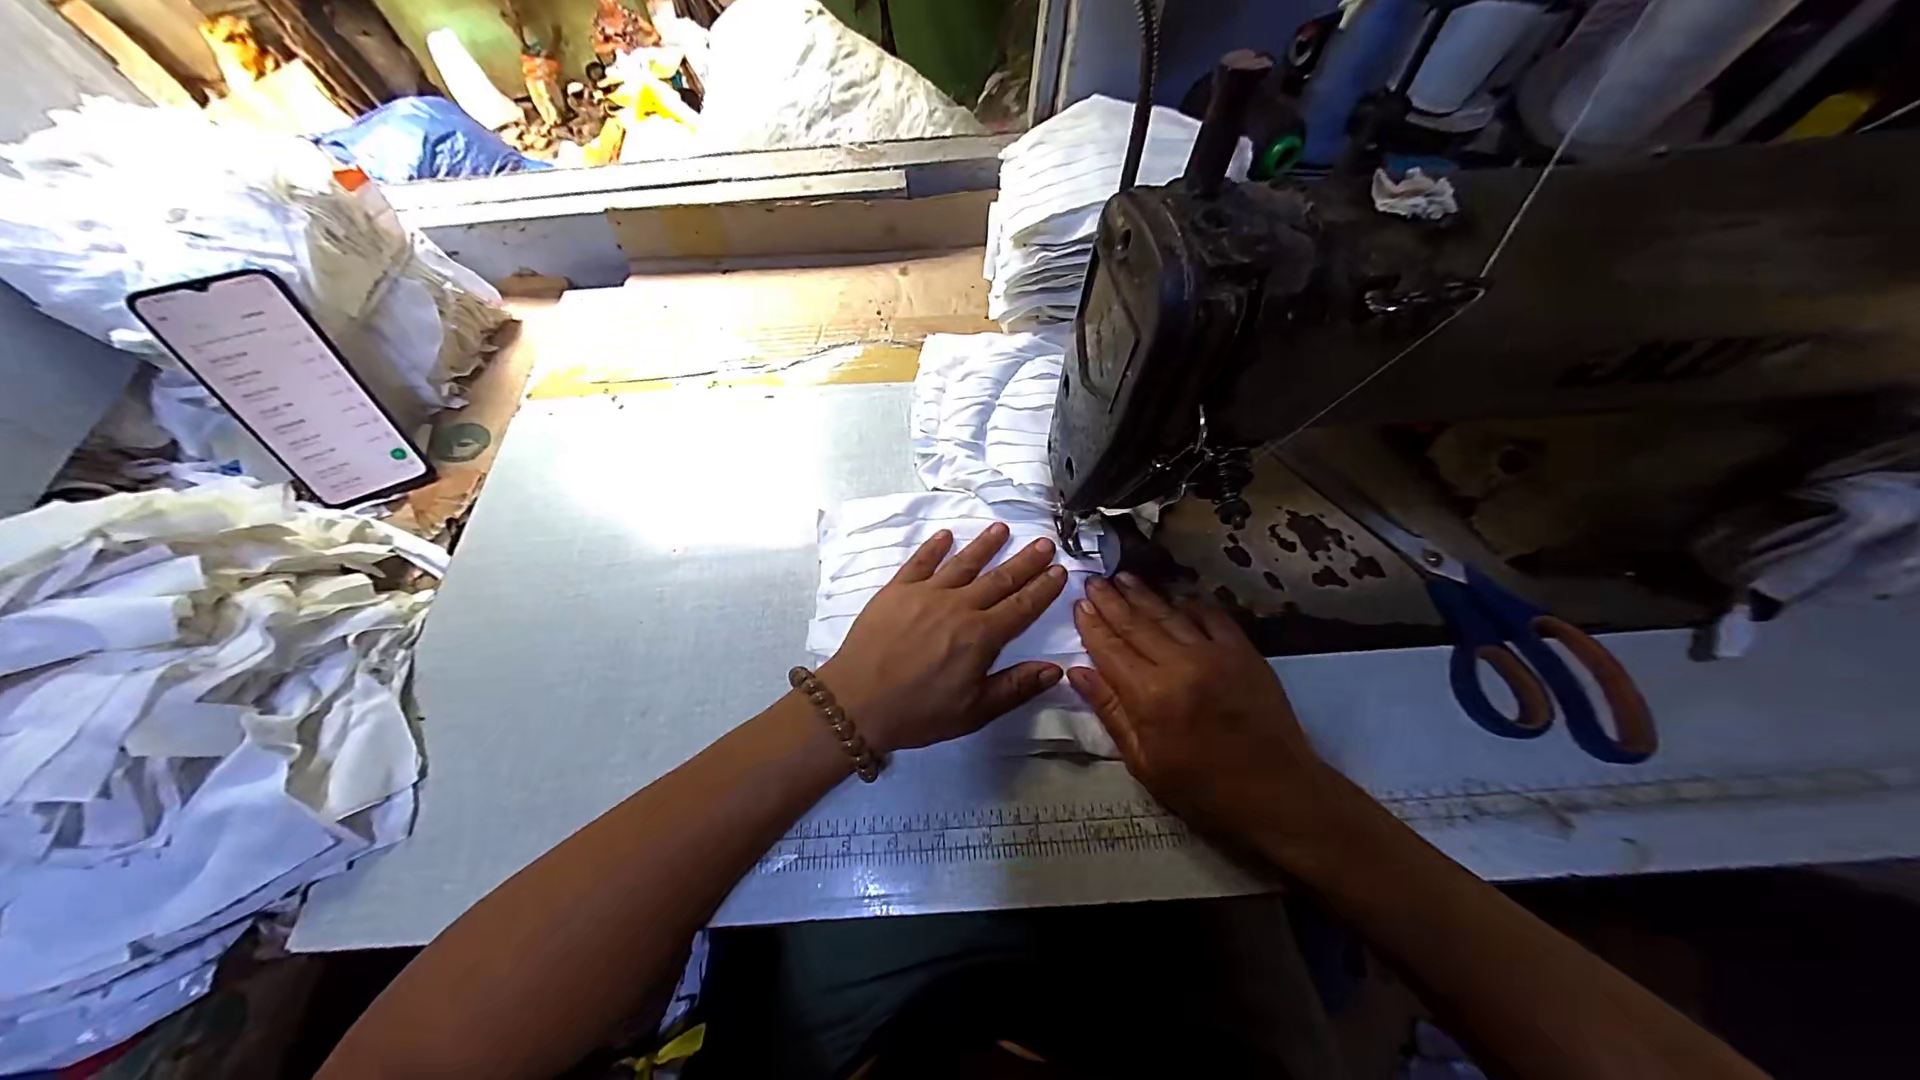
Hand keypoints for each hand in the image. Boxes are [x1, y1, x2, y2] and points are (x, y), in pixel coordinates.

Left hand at [819, 523, 1068, 753]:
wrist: (856, 701)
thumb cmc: (918, 712)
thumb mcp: (974, 711)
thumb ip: (1016, 687)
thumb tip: (1055, 669)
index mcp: (981, 636)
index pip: (1022, 607)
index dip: (1043, 588)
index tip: (1059, 571)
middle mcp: (959, 606)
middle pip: (999, 579)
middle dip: (1025, 561)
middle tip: (1044, 542)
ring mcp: (926, 594)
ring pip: (963, 563)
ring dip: (985, 545)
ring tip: (1002, 529)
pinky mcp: (897, 590)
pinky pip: (920, 562)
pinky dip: (934, 547)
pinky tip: (945, 536)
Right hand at [1068, 573, 1363, 853]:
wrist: (1280, 794)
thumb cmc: (1204, 790)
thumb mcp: (1144, 763)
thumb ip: (1110, 712)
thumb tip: (1078, 672)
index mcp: (1151, 697)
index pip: (1110, 650)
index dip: (1092, 626)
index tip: (1078, 605)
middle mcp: (1180, 665)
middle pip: (1136, 624)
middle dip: (1111, 601)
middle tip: (1093, 581)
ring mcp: (1215, 654)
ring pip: (1170, 614)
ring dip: (1143, 595)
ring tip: (1123, 578)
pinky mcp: (1243, 652)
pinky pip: (1211, 616)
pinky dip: (1190, 602)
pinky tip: (1175, 594)